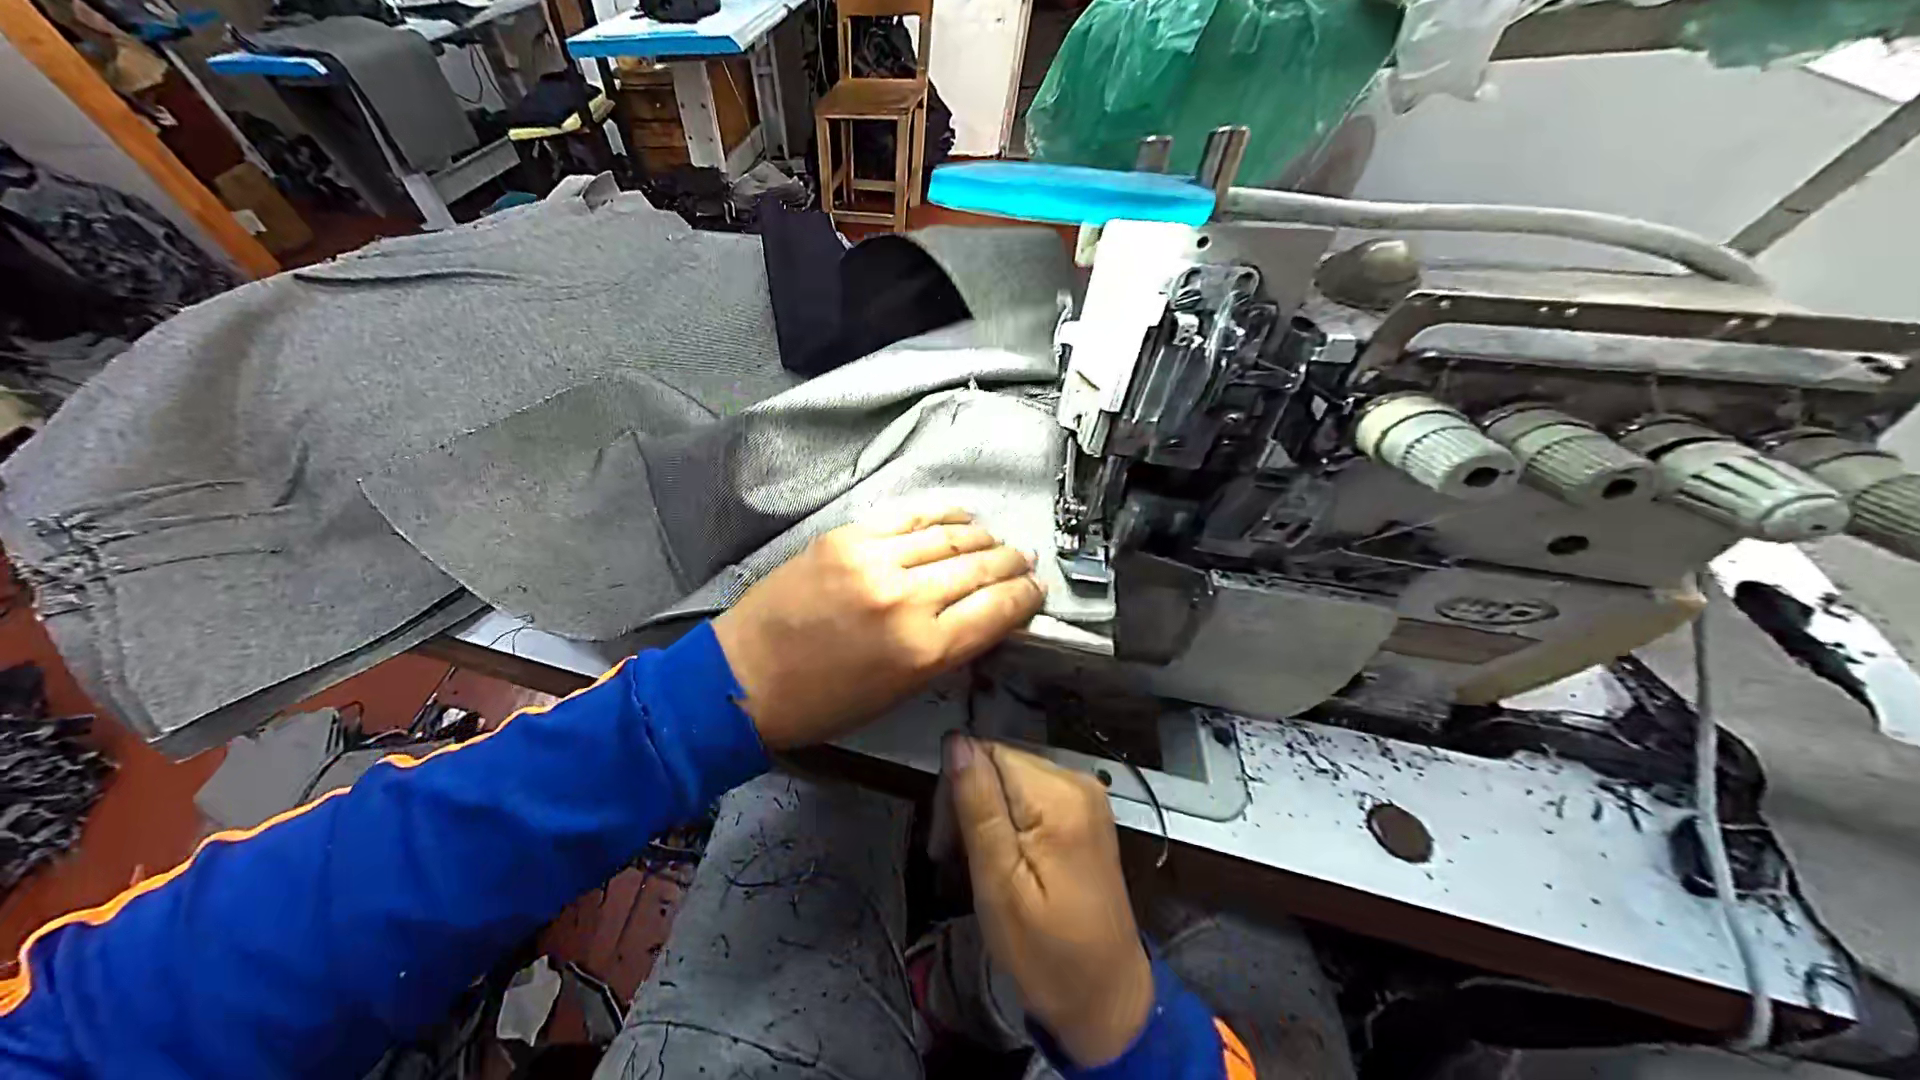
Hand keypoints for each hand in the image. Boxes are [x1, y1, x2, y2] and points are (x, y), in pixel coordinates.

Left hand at [711, 509, 1043, 749]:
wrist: (746, 677)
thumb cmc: (824, 702)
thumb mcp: (900, 692)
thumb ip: (947, 649)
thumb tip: (983, 614)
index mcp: (924, 650)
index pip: (997, 610)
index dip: (1026, 597)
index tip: (1037, 590)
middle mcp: (908, 599)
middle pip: (980, 567)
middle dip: (1012, 563)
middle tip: (1025, 560)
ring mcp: (875, 561)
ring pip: (950, 536)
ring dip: (983, 536)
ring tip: (997, 539)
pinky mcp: (847, 537)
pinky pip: (909, 516)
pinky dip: (942, 515)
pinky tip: (961, 517)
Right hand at [945, 736, 1153, 1067]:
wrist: (1106, 998)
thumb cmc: (1047, 954)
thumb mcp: (999, 884)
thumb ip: (978, 806)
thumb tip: (955, 741)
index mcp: (1059, 797)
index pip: (986, 754)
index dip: (956, 788)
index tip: (946, 841)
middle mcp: (1078, 781)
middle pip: (999, 762)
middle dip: (968, 801)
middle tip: (953, 858)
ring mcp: (1086, 795)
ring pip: (1010, 777)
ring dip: (984, 813)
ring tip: (974, 863)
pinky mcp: (1084, 811)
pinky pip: (1029, 794)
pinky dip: (1007, 820)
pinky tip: (1000, 856)